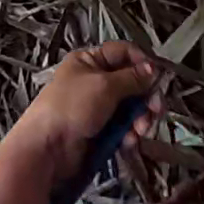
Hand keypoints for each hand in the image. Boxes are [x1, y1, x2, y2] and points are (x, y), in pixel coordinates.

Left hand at [7, 41, 163, 185]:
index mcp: (89, 60)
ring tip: (140, 130)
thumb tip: (153, 70)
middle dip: (145, 96)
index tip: (158, 77)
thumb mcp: (104, 86)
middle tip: (155, 110)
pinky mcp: (98, 131)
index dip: (142, 63)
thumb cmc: (72, 107)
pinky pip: (122, 127)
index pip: (123, 53)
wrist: (45, 151)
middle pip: (130, 82)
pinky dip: (129, 133)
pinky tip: (130, 142)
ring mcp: (96, 107)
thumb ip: (132, 78)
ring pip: (129, 107)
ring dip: (139, 118)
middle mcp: (93, 80)